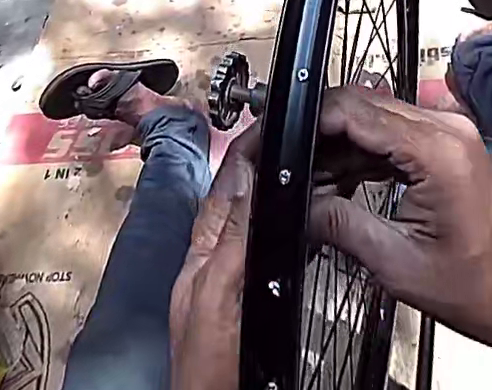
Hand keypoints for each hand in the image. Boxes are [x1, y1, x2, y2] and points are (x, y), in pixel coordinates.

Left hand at [169, 124, 259, 389]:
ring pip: (248, 217)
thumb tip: (248, 180)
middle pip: (234, 196)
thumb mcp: (217, 292)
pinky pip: (261, 245)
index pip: (225, 186)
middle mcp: (212, 259)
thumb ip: (231, 236)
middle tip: (278, 134)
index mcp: (202, 252)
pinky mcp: (249, 296)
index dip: (243, 152)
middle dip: (253, 161)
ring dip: (264, 186)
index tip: (265, 126)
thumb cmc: (210, 369)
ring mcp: (229, 277)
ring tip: (285, 162)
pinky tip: (289, 217)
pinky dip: (275, 220)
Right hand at [307, 89, 491, 349]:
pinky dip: (361, 151)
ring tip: (311, 177)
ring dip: (337, 143)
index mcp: (438, 150)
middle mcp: (445, 128)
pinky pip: (390, 131)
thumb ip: (340, 225)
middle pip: (361, 104)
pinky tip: (340, 178)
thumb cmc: (486, 290)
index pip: (355, 110)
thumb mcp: (400, 265)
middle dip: (318, 130)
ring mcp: (448, 132)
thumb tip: (298, 206)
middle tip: (289, 158)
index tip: (281, 135)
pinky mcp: (446, 143)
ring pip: (372, 115)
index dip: (310, 120)